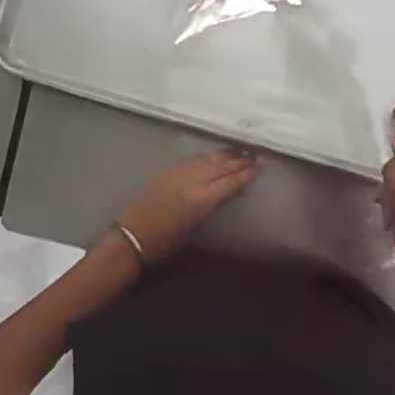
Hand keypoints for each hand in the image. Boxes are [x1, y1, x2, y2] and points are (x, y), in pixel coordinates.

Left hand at [116, 151, 258, 258]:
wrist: (135, 235)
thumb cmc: (167, 241)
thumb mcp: (196, 227)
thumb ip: (212, 206)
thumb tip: (226, 193)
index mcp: (202, 199)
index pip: (230, 181)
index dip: (246, 173)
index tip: (259, 166)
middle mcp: (192, 182)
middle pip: (221, 166)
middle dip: (239, 161)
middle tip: (255, 156)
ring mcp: (178, 173)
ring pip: (206, 159)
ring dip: (223, 155)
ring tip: (238, 152)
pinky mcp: (166, 171)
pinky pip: (191, 159)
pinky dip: (205, 157)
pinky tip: (212, 156)